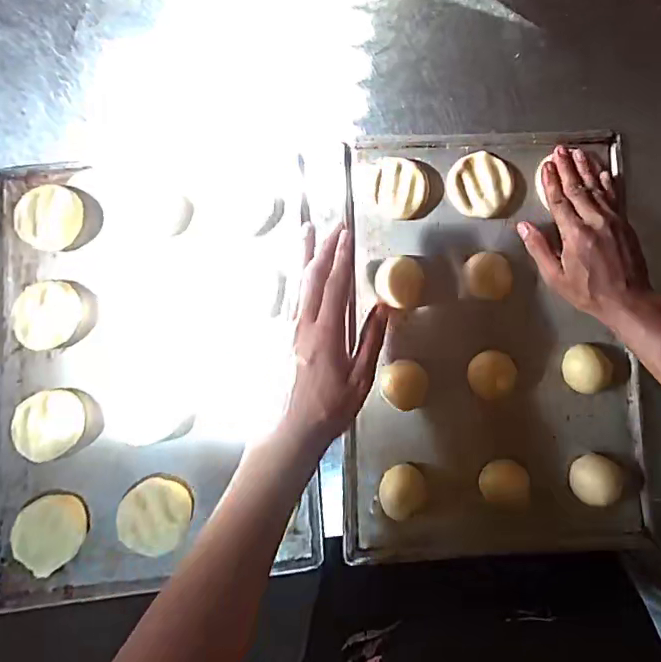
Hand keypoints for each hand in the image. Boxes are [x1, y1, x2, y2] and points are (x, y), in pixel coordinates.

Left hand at [284, 222, 389, 448]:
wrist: (286, 435)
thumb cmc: (329, 410)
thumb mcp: (360, 379)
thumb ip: (371, 340)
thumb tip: (382, 307)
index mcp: (325, 334)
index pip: (335, 286)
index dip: (343, 258)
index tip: (348, 234)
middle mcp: (301, 326)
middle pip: (312, 277)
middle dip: (324, 247)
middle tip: (334, 225)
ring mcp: (286, 331)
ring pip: (296, 284)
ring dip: (303, 255)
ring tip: (306, 232)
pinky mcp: (277, 339)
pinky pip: (287, 299)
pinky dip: (293, 277)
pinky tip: (293, 270)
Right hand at [518, 146, 660, 332]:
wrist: (629, 299)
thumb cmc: (590, 293)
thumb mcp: (557, 278)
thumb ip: (540, 249)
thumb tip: (524, 227)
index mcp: (575, 234)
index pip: (559, 201)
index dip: (551, 182)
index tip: (546, 166)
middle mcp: (595, 221)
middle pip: (577, 189)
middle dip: (567, 168)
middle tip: (559, 150)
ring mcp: (613, 220)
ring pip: (597, 188)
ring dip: (586, 169)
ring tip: (578, 153)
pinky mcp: (625, 223)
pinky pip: (614, 197)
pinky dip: (607, 183)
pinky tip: (603, 172)